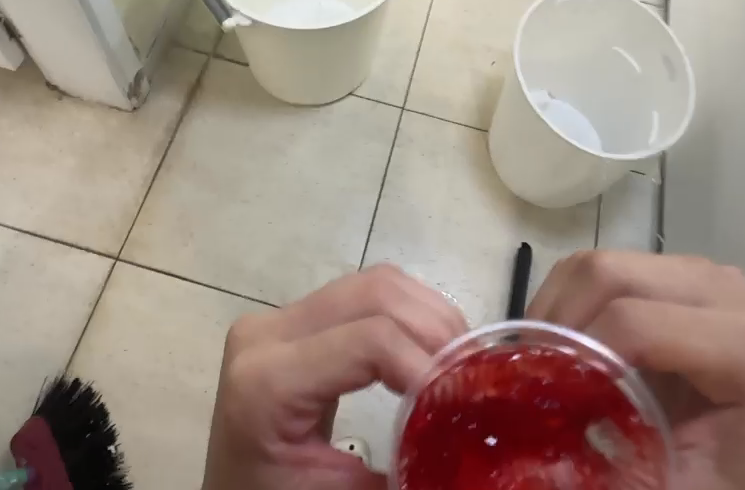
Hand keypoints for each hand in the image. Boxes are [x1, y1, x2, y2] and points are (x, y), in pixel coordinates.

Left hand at [203, 265, 467, 489]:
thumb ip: (408, 463)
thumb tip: (478, 442)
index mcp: (266, 382)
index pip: (368, 340)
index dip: (426, 361)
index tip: (466, 396)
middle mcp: (266, 332)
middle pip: (373, 293)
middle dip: (435, 326)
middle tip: (472, 370)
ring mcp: (276, 318)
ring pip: (372, 281)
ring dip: (426, 312)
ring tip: (458, 357)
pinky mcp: (291, 317)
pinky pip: (360, 291)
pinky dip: (407, 309)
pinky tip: (429, 344)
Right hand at [528, 251, 744, 489]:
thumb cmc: (725, 480)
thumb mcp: (680, 486)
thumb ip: (623, 471)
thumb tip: (547, 462)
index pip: (637, 323)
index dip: (582, 352)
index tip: (550, 397)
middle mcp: (726, 291)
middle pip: (611, 275)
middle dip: (560, 321)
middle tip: (534, 371)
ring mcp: (698, 271)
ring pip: (597, 263)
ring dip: (557, 308)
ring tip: (545, 359)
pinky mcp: (673, 266)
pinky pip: (598, 263)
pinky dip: (566, 297)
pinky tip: (564, 340)